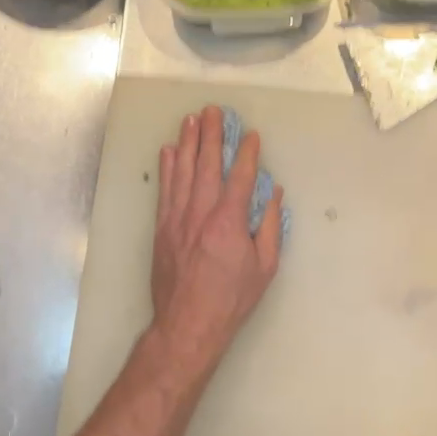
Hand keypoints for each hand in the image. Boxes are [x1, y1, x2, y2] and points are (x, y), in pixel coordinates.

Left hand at [148, 106, 283, 379]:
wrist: (186, 325)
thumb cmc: (231, 298)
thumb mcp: (265, 266)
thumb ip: (269, 225)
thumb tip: (273, 192)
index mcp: (229, 221)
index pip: (241, 176)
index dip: (248, 153)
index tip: (251, 134)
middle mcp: (201, 212)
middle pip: (207, 164)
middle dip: (212, 135)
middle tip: (213, 110)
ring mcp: (177, 218)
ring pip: (183, 172)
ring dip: (188, 143)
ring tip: (191, 119)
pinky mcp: (162, 228)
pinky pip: (165, 190)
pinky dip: (167, 169)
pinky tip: (170, 151)